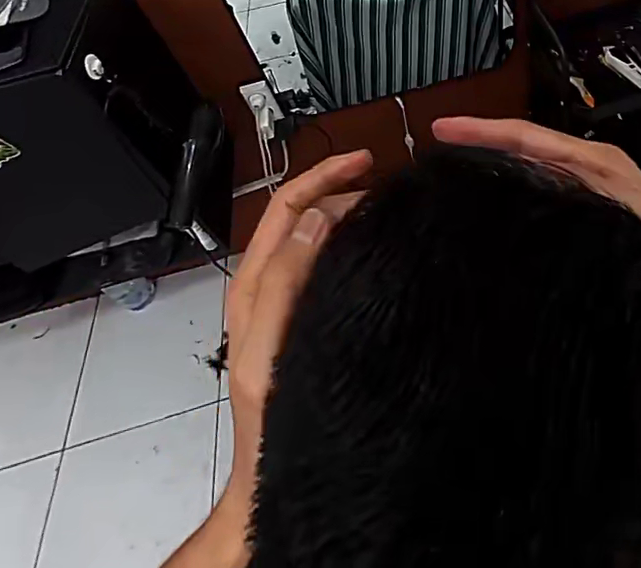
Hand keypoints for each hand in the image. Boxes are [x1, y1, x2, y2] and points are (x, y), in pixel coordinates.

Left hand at [222, 150, 370, 484]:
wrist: (270, 478)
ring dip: (346, 213)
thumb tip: (315, 220)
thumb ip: (282, 284)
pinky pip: (327, 262)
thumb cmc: (267, 420)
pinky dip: (350, 243)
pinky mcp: (307, 311)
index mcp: (255, 280)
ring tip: (383, 209)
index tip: (364, 161)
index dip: (323, 176)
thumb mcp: (266, 351)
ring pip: (315, 235)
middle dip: (339, 189)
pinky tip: (375, 248)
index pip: (287, 207)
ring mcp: (288, 295)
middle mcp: (269, 280)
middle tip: (385, 189)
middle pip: (301, 214)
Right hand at [431, 117, 640, 285]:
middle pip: (523, 143)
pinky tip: (489, 202)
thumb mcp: (616, 215)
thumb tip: (512, 179)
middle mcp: (587, 166)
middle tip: (435, 146)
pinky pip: (541, 186)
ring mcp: (587, 186)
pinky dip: (512, 185)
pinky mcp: (587, 207)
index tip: (440, 129)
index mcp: (592, 162)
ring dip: (493, 163)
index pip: (525, 136)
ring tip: (451, 169)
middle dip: (480, 141)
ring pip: (529, 164)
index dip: (480, 131)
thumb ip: (574, 191)